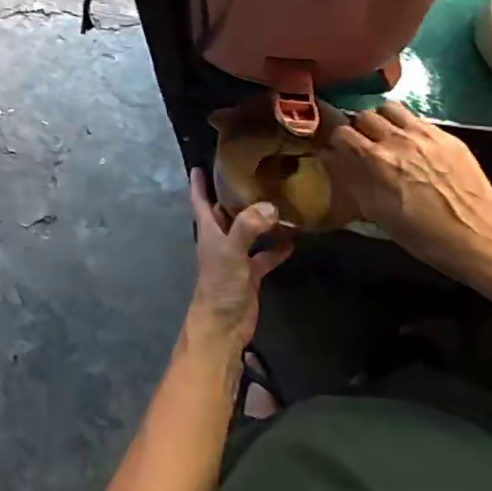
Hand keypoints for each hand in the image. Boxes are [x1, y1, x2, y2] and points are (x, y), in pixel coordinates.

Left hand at [185, 167, 290, 350]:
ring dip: (260, 220)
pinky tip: (293, 239)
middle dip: (233, 196)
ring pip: (248, 231)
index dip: (198, 184)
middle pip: (225, 212)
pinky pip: (265, 255)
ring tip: (279, 201)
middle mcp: (220, 239)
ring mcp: (236, 256)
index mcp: (208, 230)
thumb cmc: (219, 283)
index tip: (199, 165)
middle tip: (251, 174)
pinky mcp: (250, 273)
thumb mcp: (231, 250)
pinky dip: (276, 247)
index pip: (200, 200)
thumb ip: (248, 227)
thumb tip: (270, 207)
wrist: (223, 325)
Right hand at [319, 102, 491, 287]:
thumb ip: (352, 180)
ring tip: (387, 136)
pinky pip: (417, 119)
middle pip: (364, 115)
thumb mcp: (377, 214)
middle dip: (358, 128)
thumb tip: (332, 159)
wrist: (481, 241)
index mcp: (376, 161)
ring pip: (390, 108)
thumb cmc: (424, 236)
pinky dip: (408, 126)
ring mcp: (426, 135)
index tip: (340, 151)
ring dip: (382, 119)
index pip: (341, 132)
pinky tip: (415, 146)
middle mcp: (398, 140)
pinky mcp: (449, 137)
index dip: (337, 141)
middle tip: (363, 144)